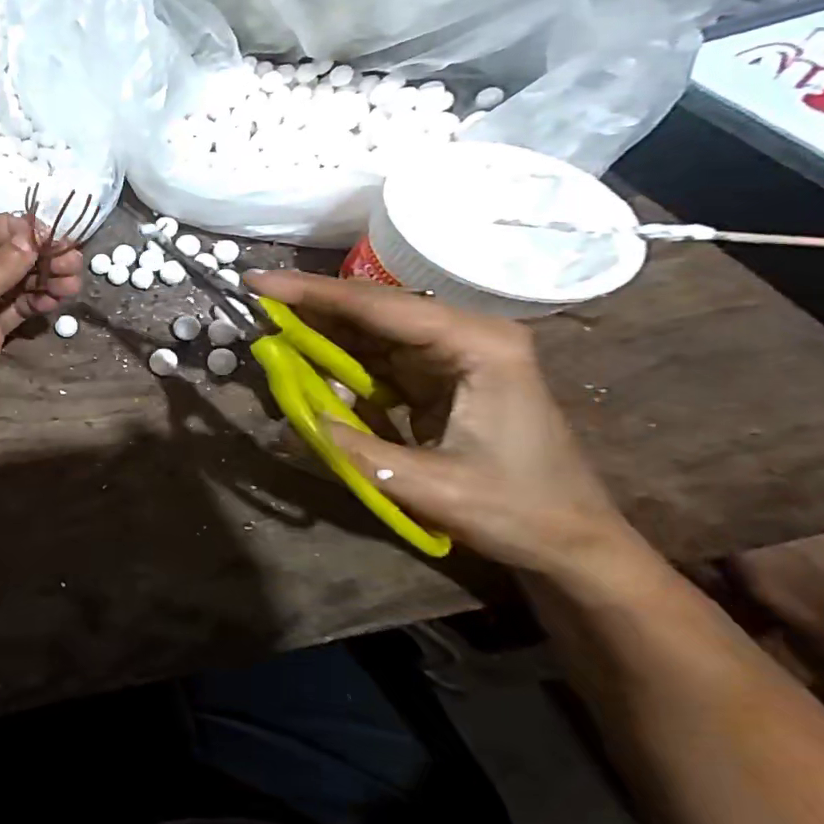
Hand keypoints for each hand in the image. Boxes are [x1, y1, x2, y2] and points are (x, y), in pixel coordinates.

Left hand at [0, 214, 81, 467]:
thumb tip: (31, 239)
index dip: (11, 229)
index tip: (48, 233)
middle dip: (35, 254)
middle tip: (73, 257)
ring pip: (13, 282)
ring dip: (43, 276)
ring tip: (74, 279)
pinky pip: (17, 308)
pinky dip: (38, 300)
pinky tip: (60, 298)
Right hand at [246, 271, 644, 581]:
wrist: (571, 541)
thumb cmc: (517, 510)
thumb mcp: (430, 487)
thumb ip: (356, 451)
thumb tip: (295, 418)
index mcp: (478, 346)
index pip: (379, 307)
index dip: (312, 293)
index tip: (256, 282)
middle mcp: (465, 336)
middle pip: (372, 308)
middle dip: (310, 304)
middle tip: (252, 301)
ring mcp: (451, 354)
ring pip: (368, 329)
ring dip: (318, 331)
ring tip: (266, 326)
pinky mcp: (436, 376)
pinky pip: (374, 357)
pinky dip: (335, 360)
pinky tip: (302, 359)